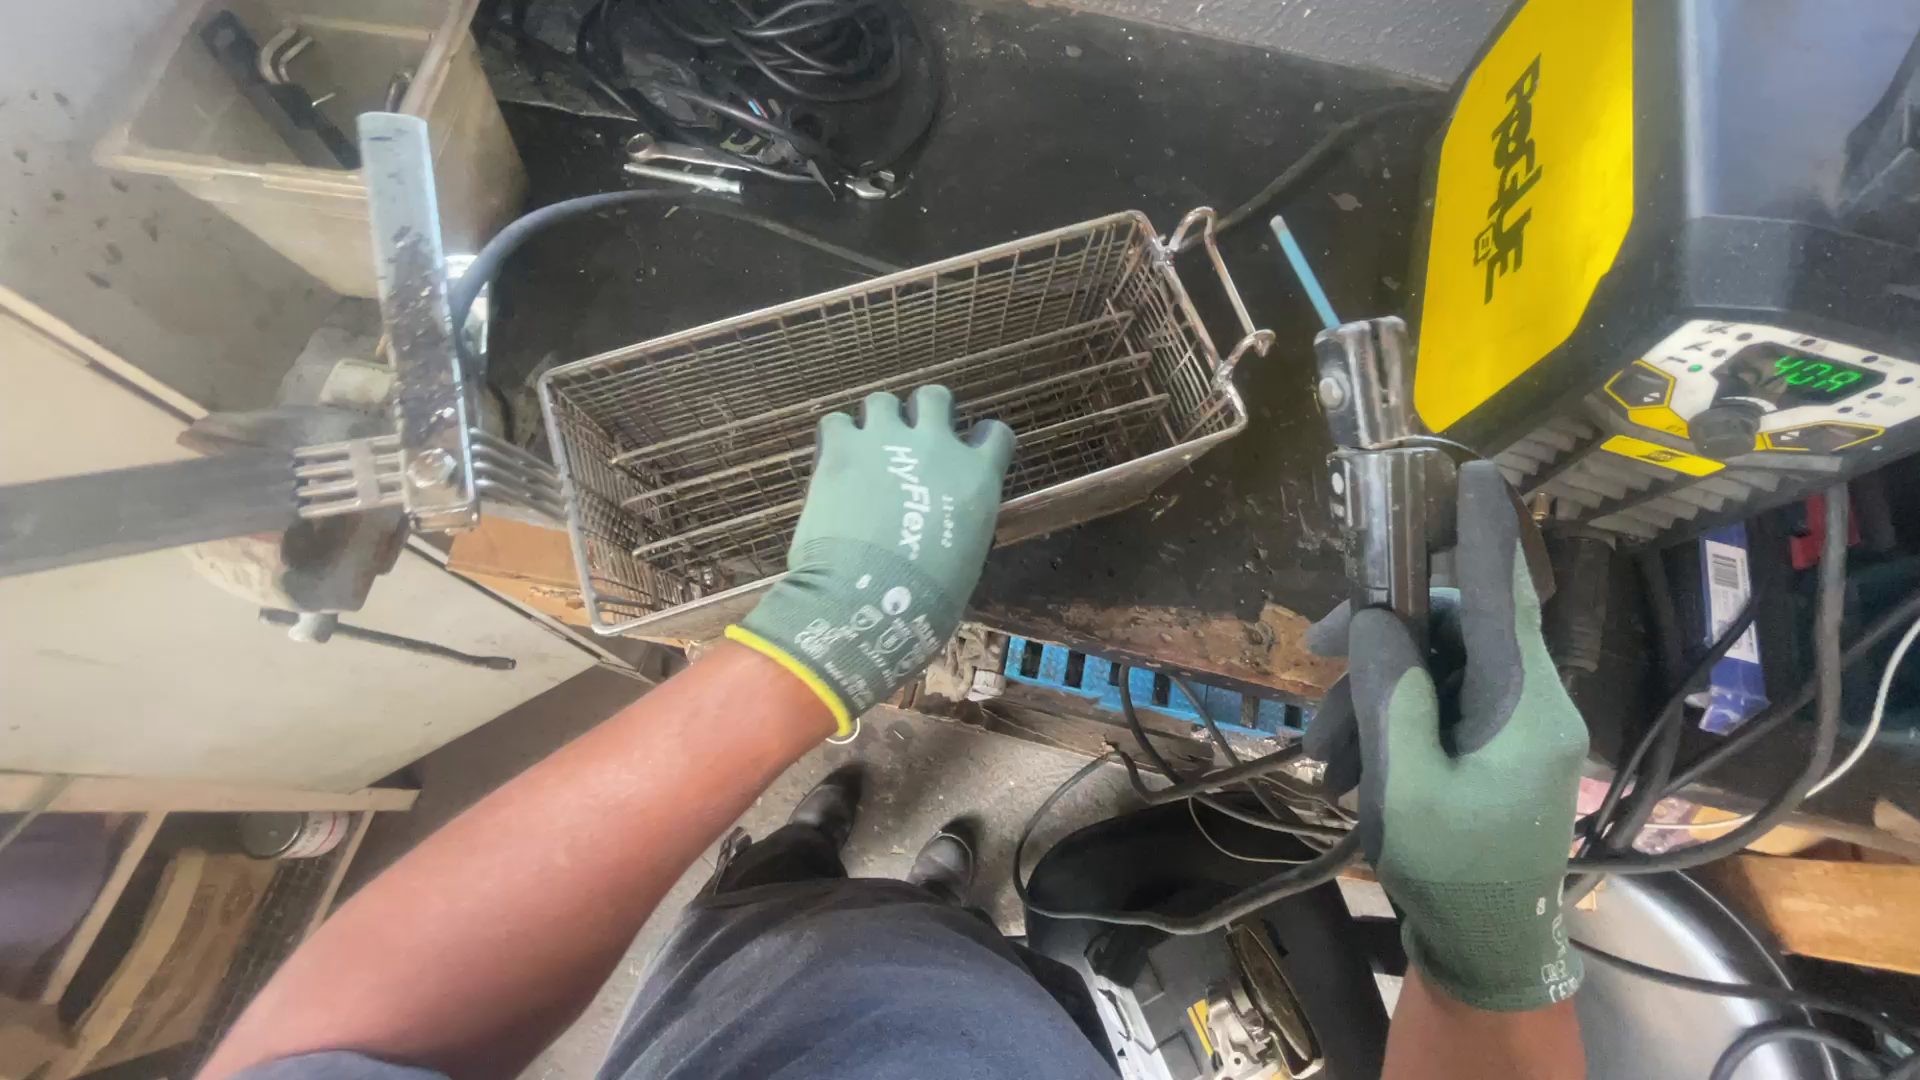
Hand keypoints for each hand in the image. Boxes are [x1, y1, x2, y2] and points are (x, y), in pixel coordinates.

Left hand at [728, 386, 1014, 736]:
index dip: (980, 440)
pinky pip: (837, 422)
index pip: (995, 434)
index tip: (966, 451)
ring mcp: (886, 439)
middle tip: (909, 441)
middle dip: (923, 414)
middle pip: (934, 398)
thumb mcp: (965, 555)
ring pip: (882, 401)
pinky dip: (836, 439)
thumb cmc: (928, 597)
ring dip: (877, 422)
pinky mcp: (842, 446)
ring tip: (866, 450)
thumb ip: (959, 520)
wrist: (869, 598)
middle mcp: (936, 445)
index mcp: (977, 476)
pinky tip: (833, 461)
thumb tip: (942, 523)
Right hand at [1305, 461, 1588, 1011]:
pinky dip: (1378, 720)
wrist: (1483, 940)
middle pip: (1442, 626)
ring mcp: (1503, 720)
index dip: (1485, 531)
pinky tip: (1344, 764)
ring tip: (1323, 753)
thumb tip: (1375, 619)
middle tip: (1314, 649)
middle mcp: (1522, 699)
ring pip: (1423, 664)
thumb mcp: (1408, 782)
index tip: (1476, 470)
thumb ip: (1392, 692)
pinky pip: (1423, 700)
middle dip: (1374, 634)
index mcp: (1523, 704)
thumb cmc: (1452, 867)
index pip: (1504, 596)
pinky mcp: (1482, 739)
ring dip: (1364, 694)